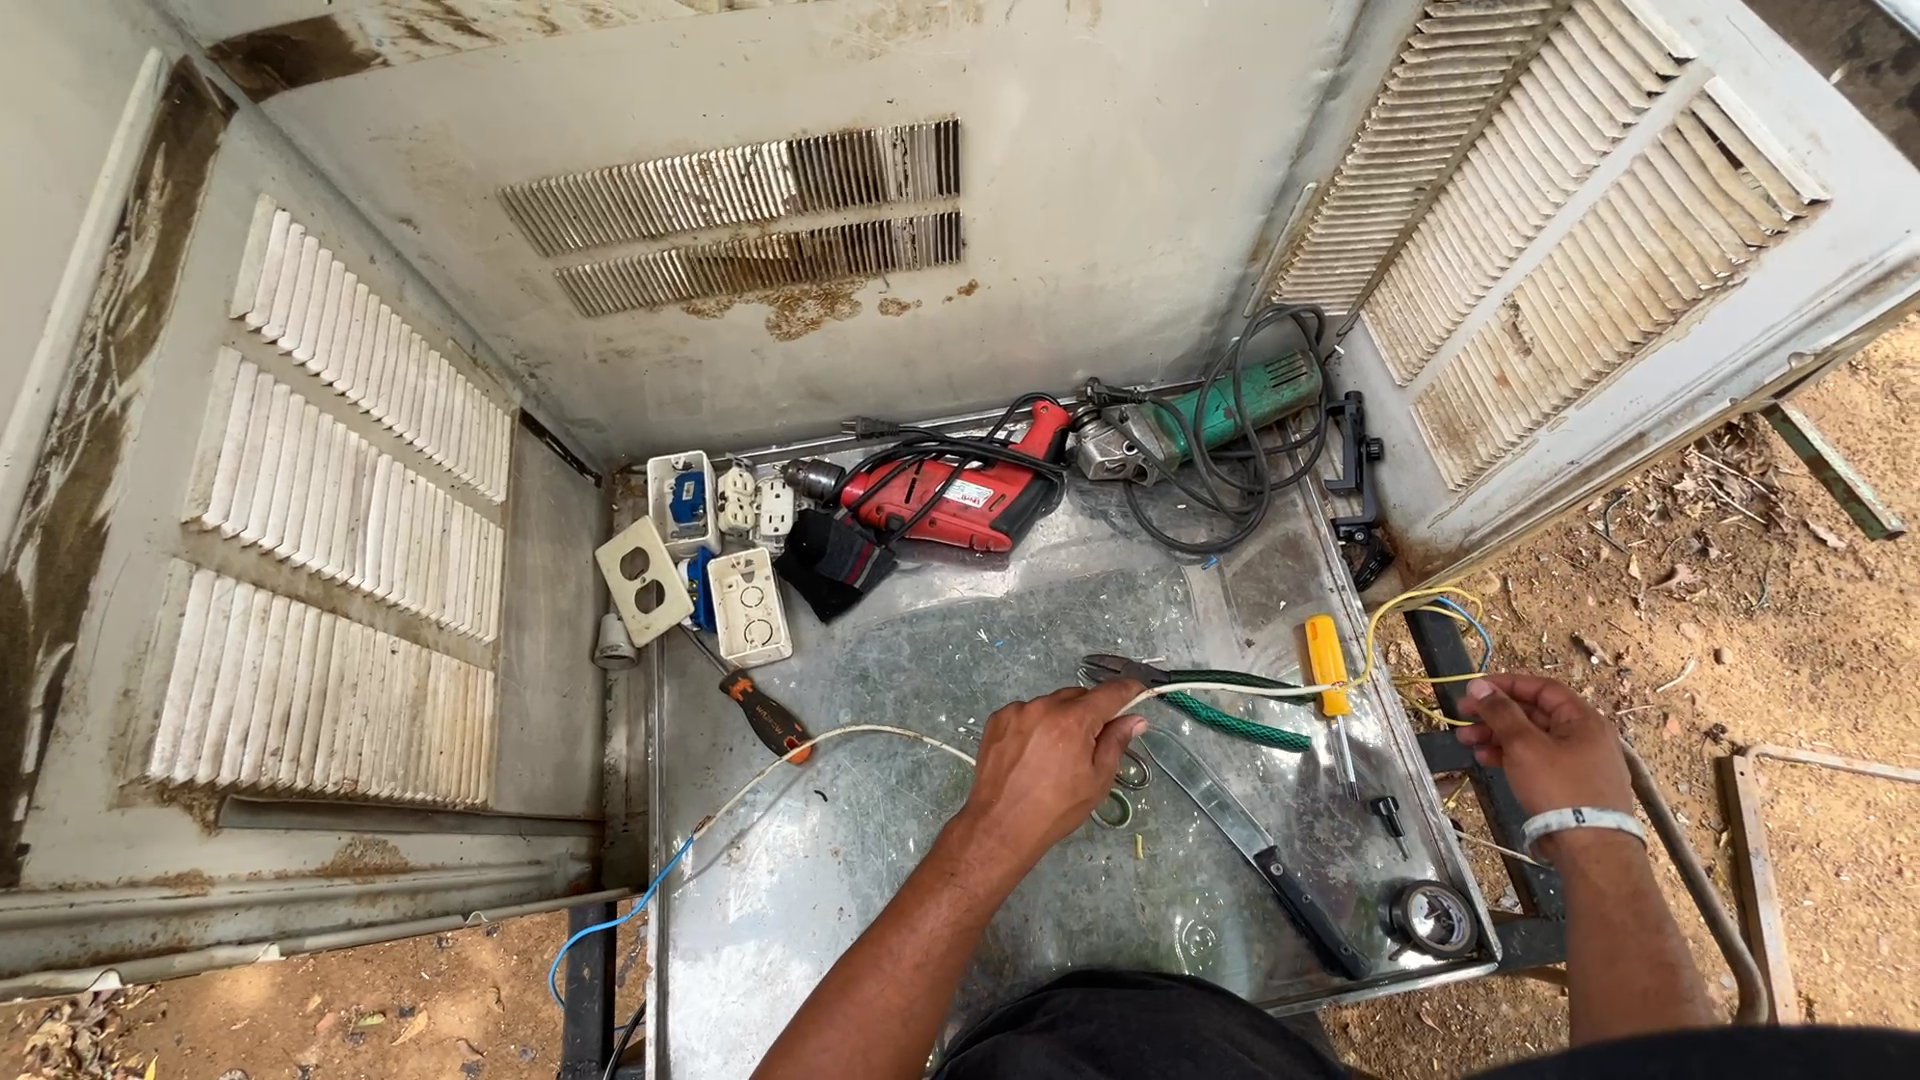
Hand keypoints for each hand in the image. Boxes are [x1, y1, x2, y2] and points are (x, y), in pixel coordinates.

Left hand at [951, 682, 1147, 875]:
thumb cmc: (1056, 808)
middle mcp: (1044, 706)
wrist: (1001, 824)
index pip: (1109, 693)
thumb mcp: (1097, 780)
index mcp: (1073, 721)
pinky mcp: (998, 718)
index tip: (1137, 692)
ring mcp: (1017, 710)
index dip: (1128, 690)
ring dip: (1061, 717)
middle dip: (1091, 712)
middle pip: (1078, 696)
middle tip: (1092, 741)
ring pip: (1051, 703)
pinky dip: (1036, 724)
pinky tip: (1032, 752)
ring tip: (1056, 753)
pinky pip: (1027, 712)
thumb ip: (1116, 742)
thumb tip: (1135, 719)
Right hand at [1454, 674, 1632, 818]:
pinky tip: (1485, 758)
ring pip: (1530, 736)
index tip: (1475, 689)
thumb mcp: (1523, 744)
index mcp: (1583, 720)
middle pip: (1533, 713)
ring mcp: (1578, 760)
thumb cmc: (1559, 787)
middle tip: (1463, 715)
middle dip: (1494, 713)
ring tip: (1466, 740)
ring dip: (1495, 734)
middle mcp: (1585, 735)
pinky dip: (1509, 754)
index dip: (1506, 684)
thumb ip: (1500, 712)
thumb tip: (1479, 686)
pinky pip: (1535, 757)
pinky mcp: (1569, 781)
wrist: (1590, 846)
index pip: (1542, 688)